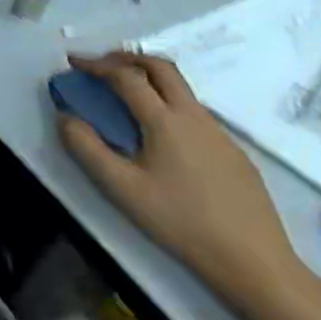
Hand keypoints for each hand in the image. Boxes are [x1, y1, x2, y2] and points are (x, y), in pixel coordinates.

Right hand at [58, 51, 301, 298]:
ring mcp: (219, 132)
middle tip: (101, 65)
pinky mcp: (234, 152)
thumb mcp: (122, 189)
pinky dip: (169, 103)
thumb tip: (65, 116)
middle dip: (127, 58)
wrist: (255, 262)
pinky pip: (195, 112)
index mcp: (165, 120)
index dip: (95, 64)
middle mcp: (194, 115)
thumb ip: (87, 148)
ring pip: (181, 88)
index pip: (125, 76)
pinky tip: (161, 135)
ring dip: (150, 78)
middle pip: (160, 67)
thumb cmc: (181, 222)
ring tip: (126, 96)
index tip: (73, 62)